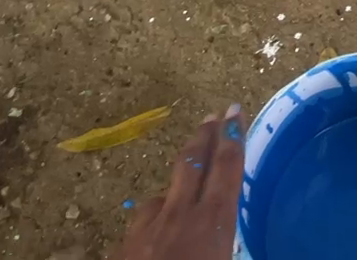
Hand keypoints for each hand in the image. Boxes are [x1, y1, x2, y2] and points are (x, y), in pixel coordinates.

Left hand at [113, 104, 245, 259]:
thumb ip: (226, 246)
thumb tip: (230, 236)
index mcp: (213, 220)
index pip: (227, 165)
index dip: (233, 134)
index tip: (234, 109)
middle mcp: (181, 215)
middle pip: (194, 163)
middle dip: (204, 136)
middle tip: (212, 115)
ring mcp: (147, 230)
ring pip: (162, 193)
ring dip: (175, 185)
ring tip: (182, 186)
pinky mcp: (122, 249)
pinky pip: (141, 223)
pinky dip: (152, 219)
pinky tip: (153, 232)